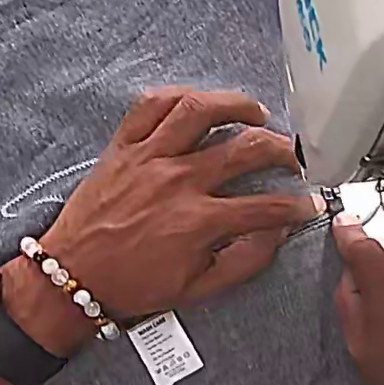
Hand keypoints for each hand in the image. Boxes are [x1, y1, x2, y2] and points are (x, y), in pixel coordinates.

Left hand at [1, 88, 316, 355]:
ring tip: (256, 113)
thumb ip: (244, 262)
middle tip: (293, 157)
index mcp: (198, 222)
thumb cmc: (132, 285)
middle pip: (246, 149)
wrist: (75, 277)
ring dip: (236, 105)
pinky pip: (151, 105)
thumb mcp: (197, 289)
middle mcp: (178, 182)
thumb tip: (276, 235)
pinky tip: (198, 102)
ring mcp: (149, 159)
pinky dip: (179, 96)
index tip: (308, 203)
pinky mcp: (123, 148)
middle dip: (283, 151)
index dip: (297, 205)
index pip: (266, 207)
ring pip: (200, 111)